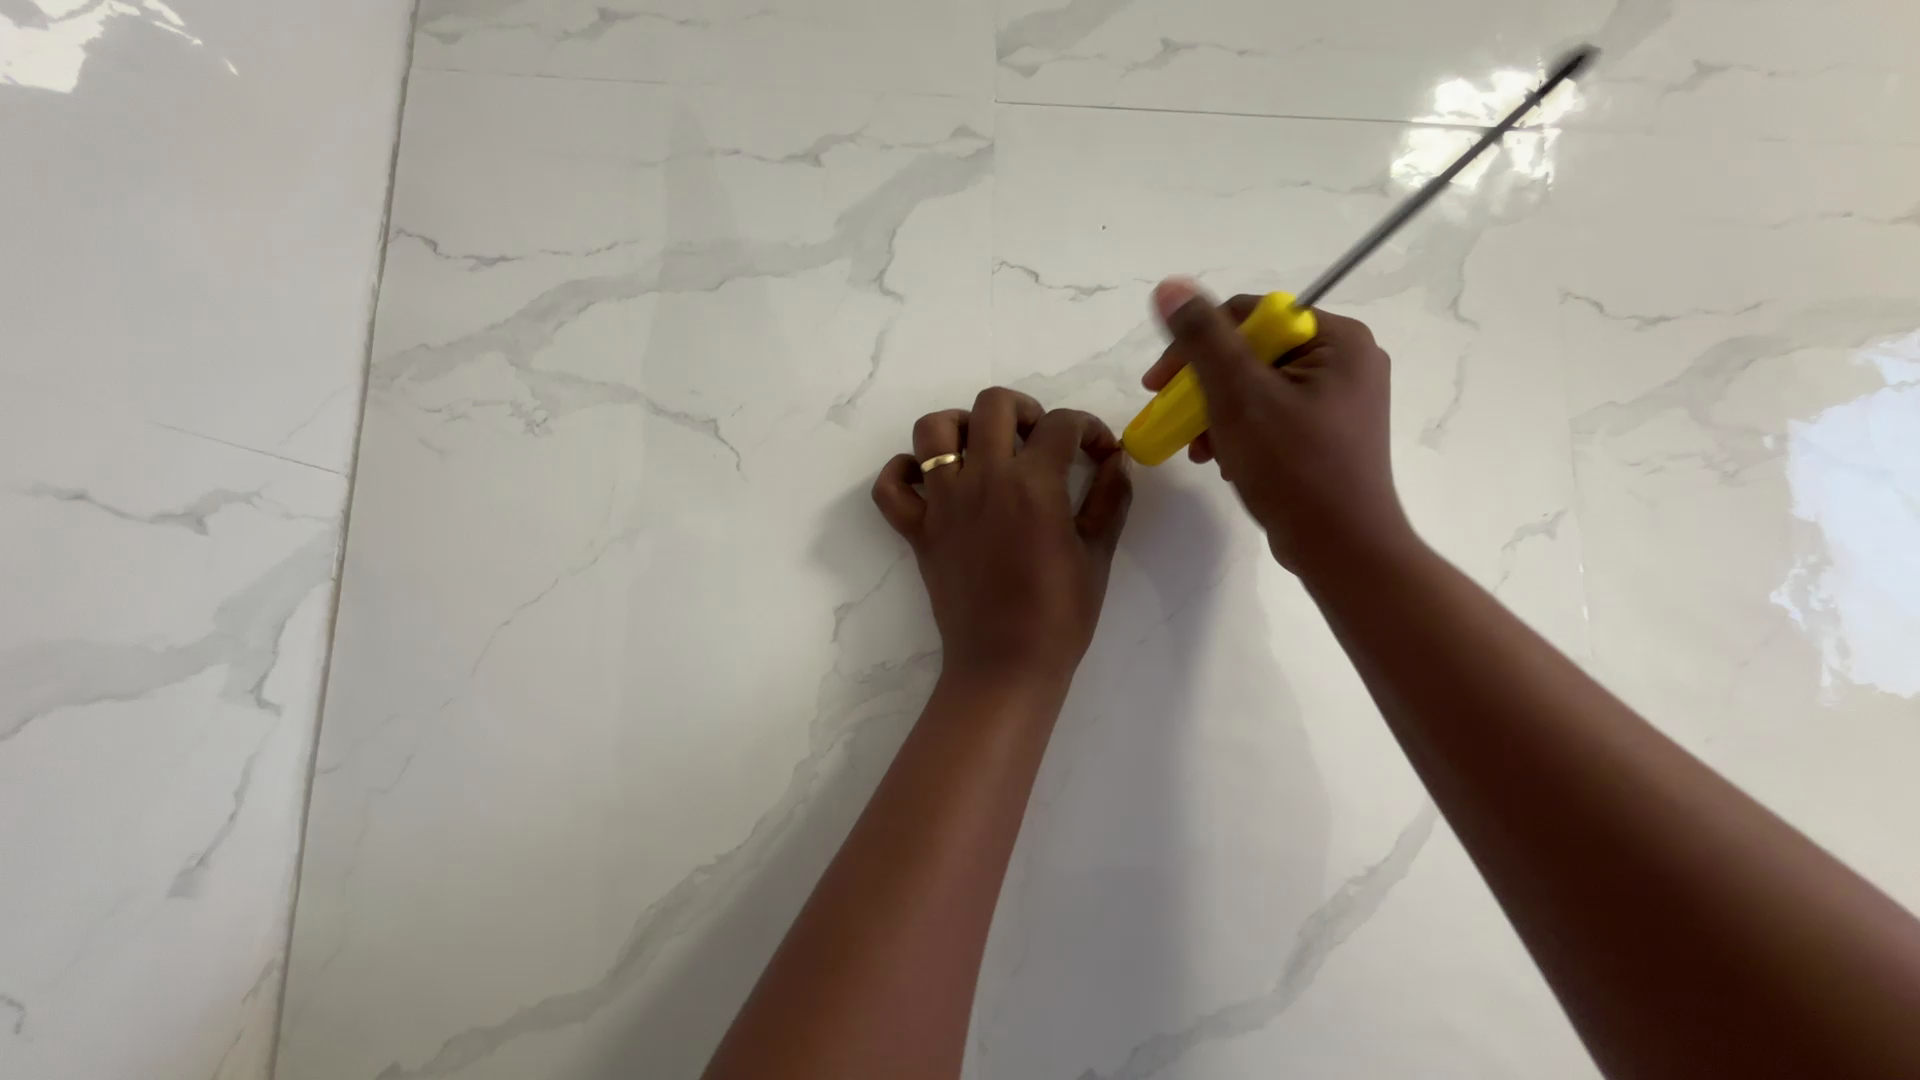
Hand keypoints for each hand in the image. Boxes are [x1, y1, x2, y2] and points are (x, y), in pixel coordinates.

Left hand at [872, 388, 1132, 688]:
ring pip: (933, 430)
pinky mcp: (917, 531)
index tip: (1098, 452)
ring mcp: (942, 504)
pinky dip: (903, 473)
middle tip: (1040, 441)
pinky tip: (931, 482)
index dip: (1089, 429)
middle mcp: (983, 480)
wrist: (1006, 664)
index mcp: (1033, 484)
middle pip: (993, 405)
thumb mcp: (1097, 554)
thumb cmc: (1060, 615)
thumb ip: (1110, 499)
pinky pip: (890, 486)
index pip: (1062, 425)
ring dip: (960, 425)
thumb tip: (1117, 460)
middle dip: (1025, 410)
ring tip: (983, 448)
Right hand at [1142, 277, 1411, 573]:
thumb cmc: (1294, 469)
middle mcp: (1346, 360)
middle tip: (1175, 419)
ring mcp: (1340, 400)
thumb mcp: (1239, 397)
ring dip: (1216, 413)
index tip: (1157, 384)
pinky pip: (1272, 415)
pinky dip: (1240, 432)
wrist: (1342, 549)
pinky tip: (1222, 459)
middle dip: (1205, 387)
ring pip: (1257, 387)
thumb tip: (1171, 286)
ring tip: (1198, 448)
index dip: (1196, 343)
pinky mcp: (1329, 434)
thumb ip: (1202, 340)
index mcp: (1338, 340)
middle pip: (1252, 353)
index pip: (1251, 317)